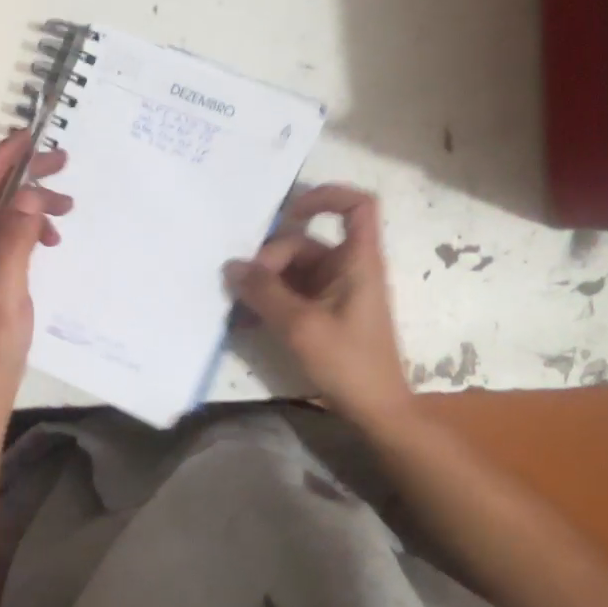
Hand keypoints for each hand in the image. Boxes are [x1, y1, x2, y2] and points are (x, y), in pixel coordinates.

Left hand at [0, 130, 70, 434]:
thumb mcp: (6, 295)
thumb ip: (14, 243)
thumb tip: (27, 196)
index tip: (29, 138)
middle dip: (20, 176)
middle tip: (60, 162)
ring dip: (30, 204)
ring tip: (67, 205)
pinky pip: (3, 235)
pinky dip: (28, 229)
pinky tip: (52, 237)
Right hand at [223, 184, 411, 429]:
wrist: (375, 410)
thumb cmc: (348, 363)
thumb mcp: (300, 326)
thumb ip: (264, 293)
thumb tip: (231, 267)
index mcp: (358, 261)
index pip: (357, 206)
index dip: (324, 197)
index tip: (288, 215)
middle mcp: (347, 269)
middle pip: (303, 242)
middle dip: (269, 260)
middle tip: (245, 289)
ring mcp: (334, 292)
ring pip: (290, 271)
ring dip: (262, 284)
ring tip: (235, 308)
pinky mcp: (323, 314)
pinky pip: (289, 295)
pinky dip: (267, 302)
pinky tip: (243, 322)